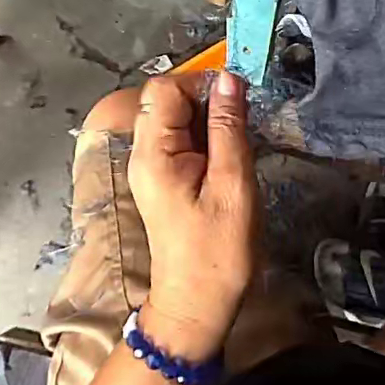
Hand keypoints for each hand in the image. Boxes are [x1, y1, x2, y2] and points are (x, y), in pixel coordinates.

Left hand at [126, 71, 257, 362]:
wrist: (196, 306)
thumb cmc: (217, 251)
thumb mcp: (232, 185)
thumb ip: (229, 127)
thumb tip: (228, 78)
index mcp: (153, 154)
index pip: (164, 89)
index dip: (200, 84)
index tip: (236, 98)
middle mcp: (143, 154)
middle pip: (165, 99)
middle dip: (205, 98)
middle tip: (241, 119)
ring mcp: (151, 166)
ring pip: (175, 116)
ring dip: (208, 116)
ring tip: (238, 137)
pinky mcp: (164, 177)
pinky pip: (181, 138)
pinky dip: (206, 134)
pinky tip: (228, 152)